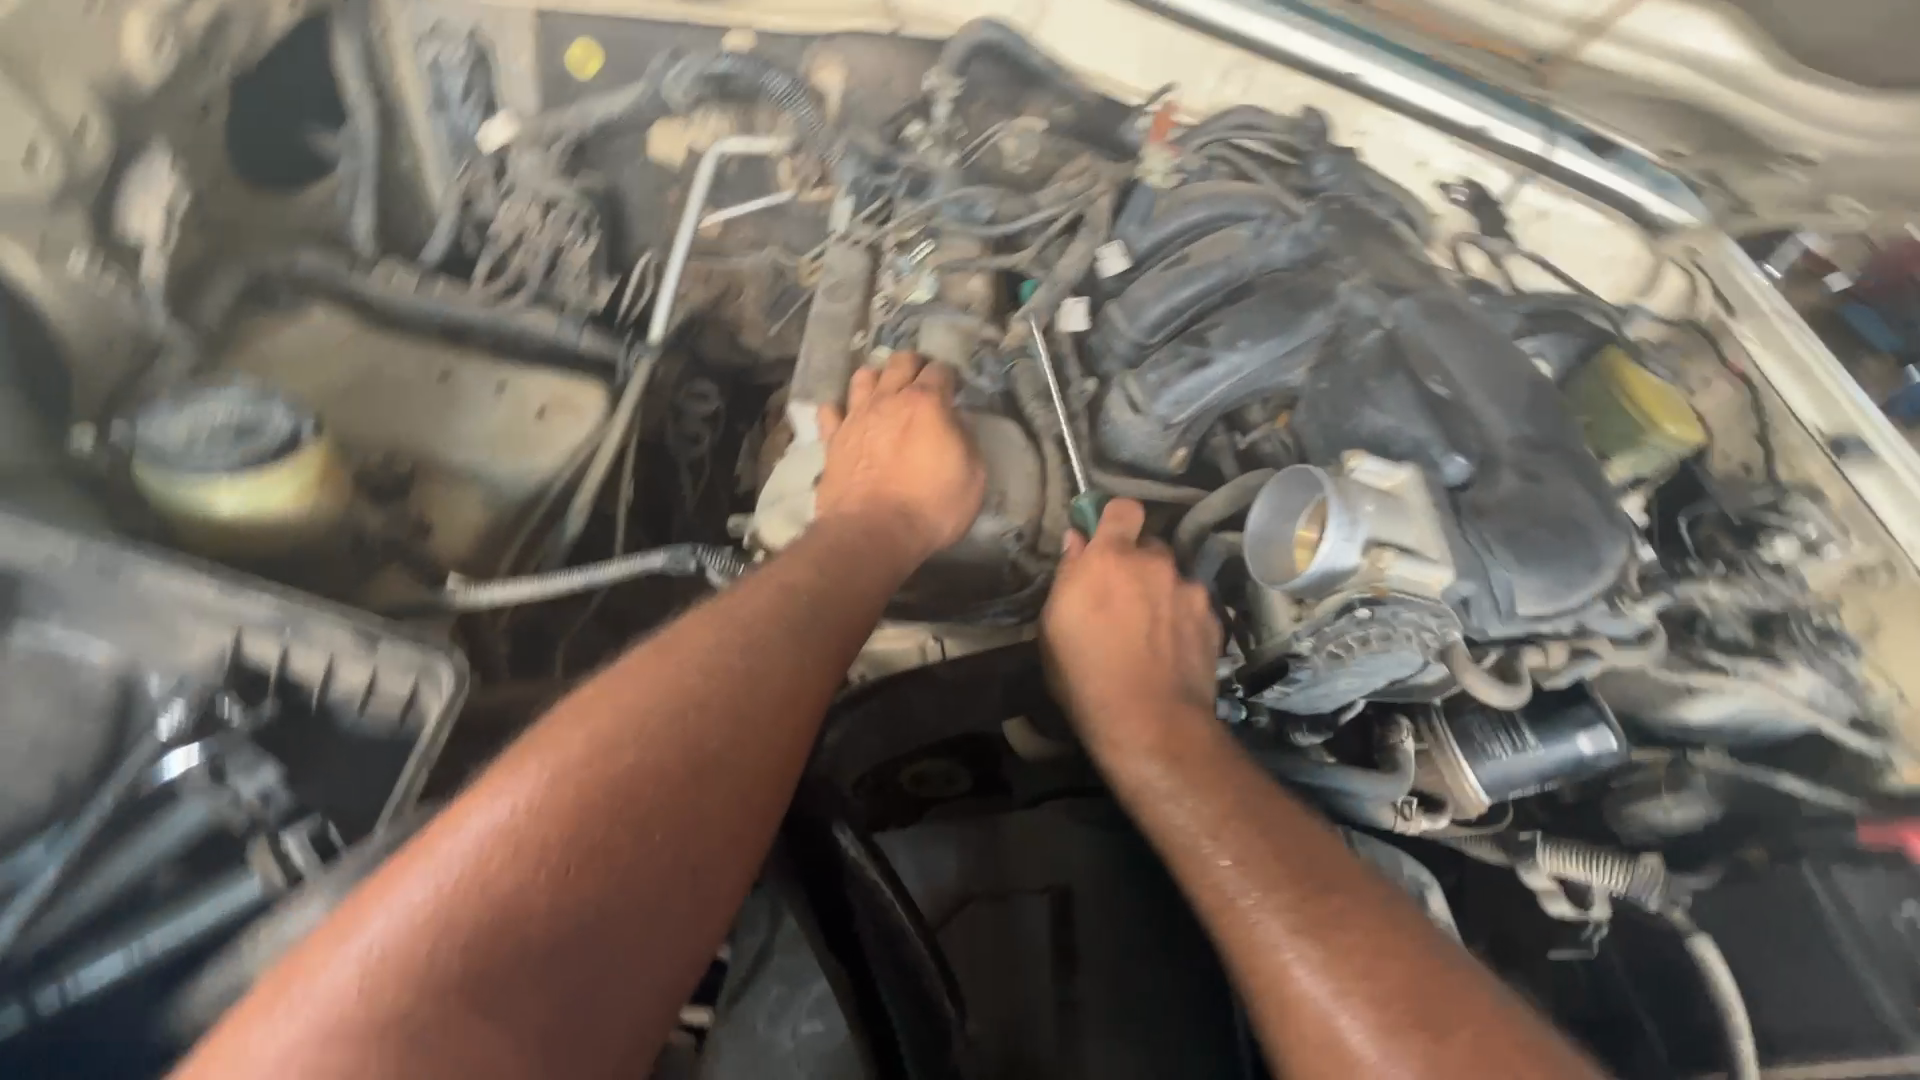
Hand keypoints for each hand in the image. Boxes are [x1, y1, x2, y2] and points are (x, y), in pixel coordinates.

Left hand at [816, 351, 986, 567]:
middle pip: (900, 361)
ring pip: (863, 376)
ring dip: (877, 380)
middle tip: (922, 386)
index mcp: (927, 403)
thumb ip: (965, 440)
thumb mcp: (972, 477)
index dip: (949, 377)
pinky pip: (830, 411)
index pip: (940, 370)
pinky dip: (840, 410)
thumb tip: (954, 423)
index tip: (953, 392)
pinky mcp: (832, 439)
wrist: (871, 533)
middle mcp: (888, 399)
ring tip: (885, 395)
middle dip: (914, 367)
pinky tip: (847, 420)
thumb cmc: (930, 508)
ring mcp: (855, 416)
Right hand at [1041, 499, 1223, 757]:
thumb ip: (1068, 574)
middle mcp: (1155, 563)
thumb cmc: (1084, 674)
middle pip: (1148, 547)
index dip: (1115, 518)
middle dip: (1136, 564)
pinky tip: (1171, 649)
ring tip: (1150, 632)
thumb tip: (1076, 542)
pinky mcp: (1212, 618)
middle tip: (1123, 598)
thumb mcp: (1053, 626)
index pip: (1123, 508)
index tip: (1106, 538)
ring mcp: (1189, 590)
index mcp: (1110, 558)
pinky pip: (1192, 606)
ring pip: (1172, 578)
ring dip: (1160, 593)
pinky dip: (1181, 618)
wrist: (1149, 721)